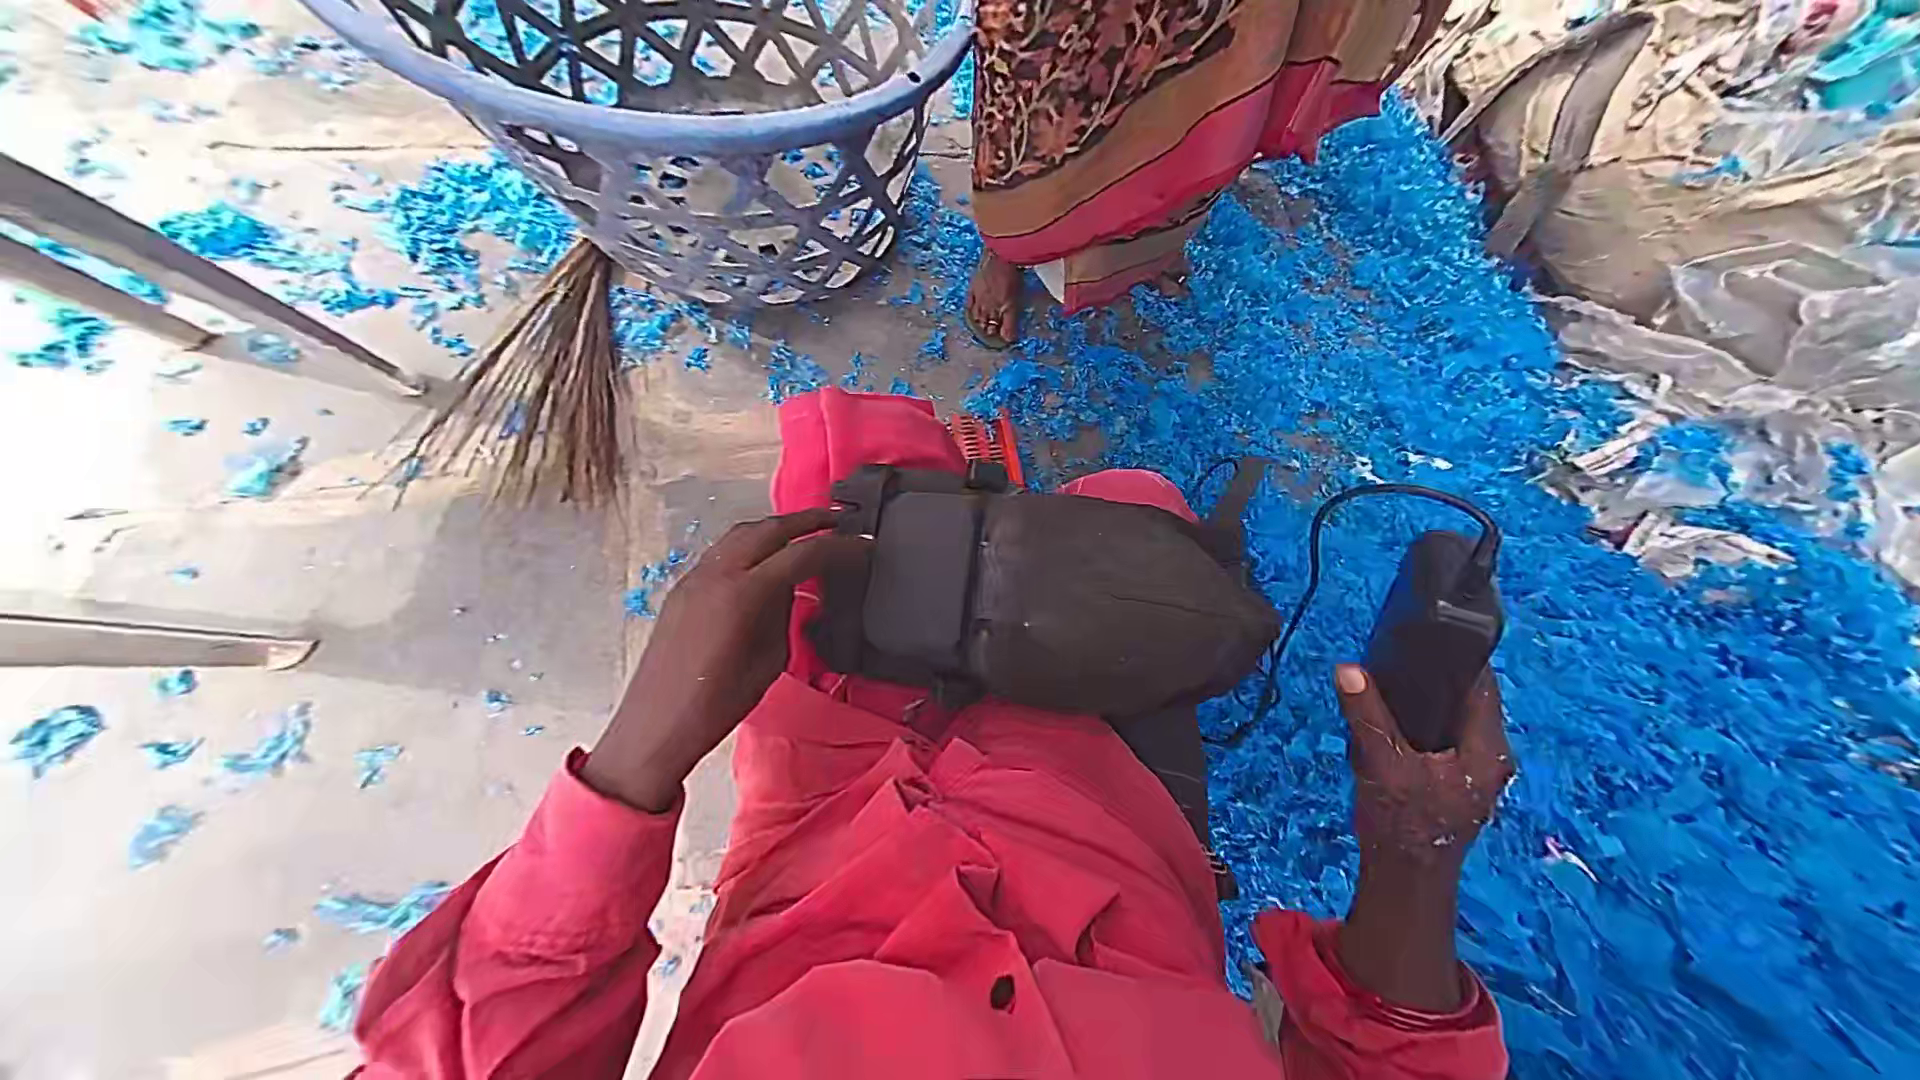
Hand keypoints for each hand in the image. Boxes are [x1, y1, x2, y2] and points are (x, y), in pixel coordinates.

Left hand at [581, 508, 865, 811]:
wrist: (657, 723)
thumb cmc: (720, 702)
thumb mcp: (770, 659)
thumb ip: (783, 614)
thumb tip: (789, 588)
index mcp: (744, 593)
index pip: (802, 554)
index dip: (838, 547)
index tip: (863, 545)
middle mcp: (718, 573)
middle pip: (769, 528)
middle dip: (807, 520)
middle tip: (838, 519)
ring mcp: (696, 576)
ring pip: (742, 533)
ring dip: (776, 527)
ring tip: (804, 532)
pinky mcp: (683, 587)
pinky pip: (723, 550)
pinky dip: (751, 543)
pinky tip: (765, 558)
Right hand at [1334, 664, 1514, 1011]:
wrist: (1403, 874)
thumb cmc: (1402, 822)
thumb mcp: (1380, 762)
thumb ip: (1366, 714)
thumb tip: (1347, 668)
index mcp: (1487, 749)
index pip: (1482, 686)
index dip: (1457, 655)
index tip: (1424, 630)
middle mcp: (1487, 754)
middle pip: (1466, 698)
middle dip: (1431, 674)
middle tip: (1394, 651)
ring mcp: (1470, 766)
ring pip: (1449, 714)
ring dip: (1421, 696)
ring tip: (1385, 674)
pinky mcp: (1450, 774)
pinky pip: (1437, 731)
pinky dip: (1415, 716)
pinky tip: (1386, 710)